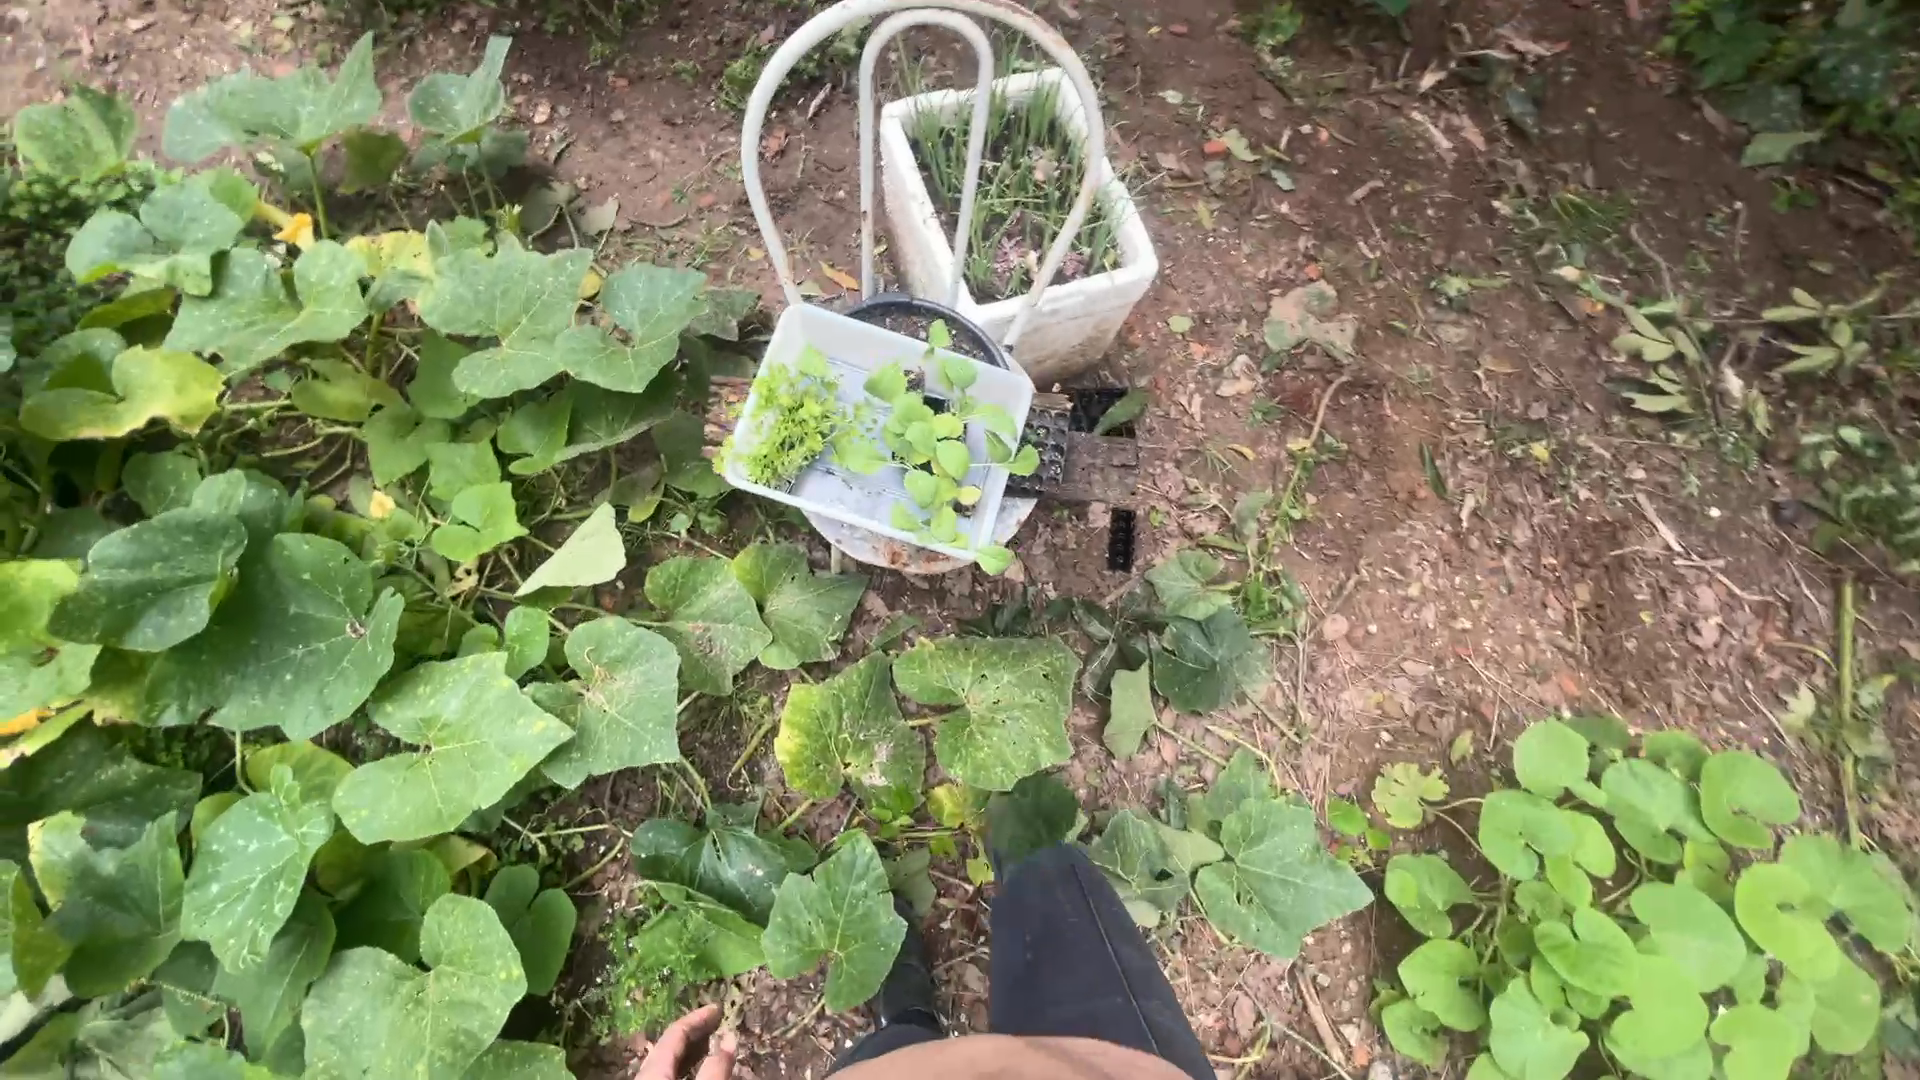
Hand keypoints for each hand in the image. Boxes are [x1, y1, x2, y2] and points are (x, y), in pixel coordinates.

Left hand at [636, 1004, 736, 1079]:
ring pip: (667, 1060)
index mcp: (654, 1067)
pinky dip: (683, 1065)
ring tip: (711, 1043)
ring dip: (690, 1048)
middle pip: (670, 1044)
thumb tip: (731, 1036)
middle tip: (718, 1022)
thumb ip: (715, 1066)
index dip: (698, 1016)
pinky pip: (666, 1073)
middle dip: (695, 1030)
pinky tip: (696, 1069)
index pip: (676, 1030)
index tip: (718, 1007)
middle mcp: (644, 1072)